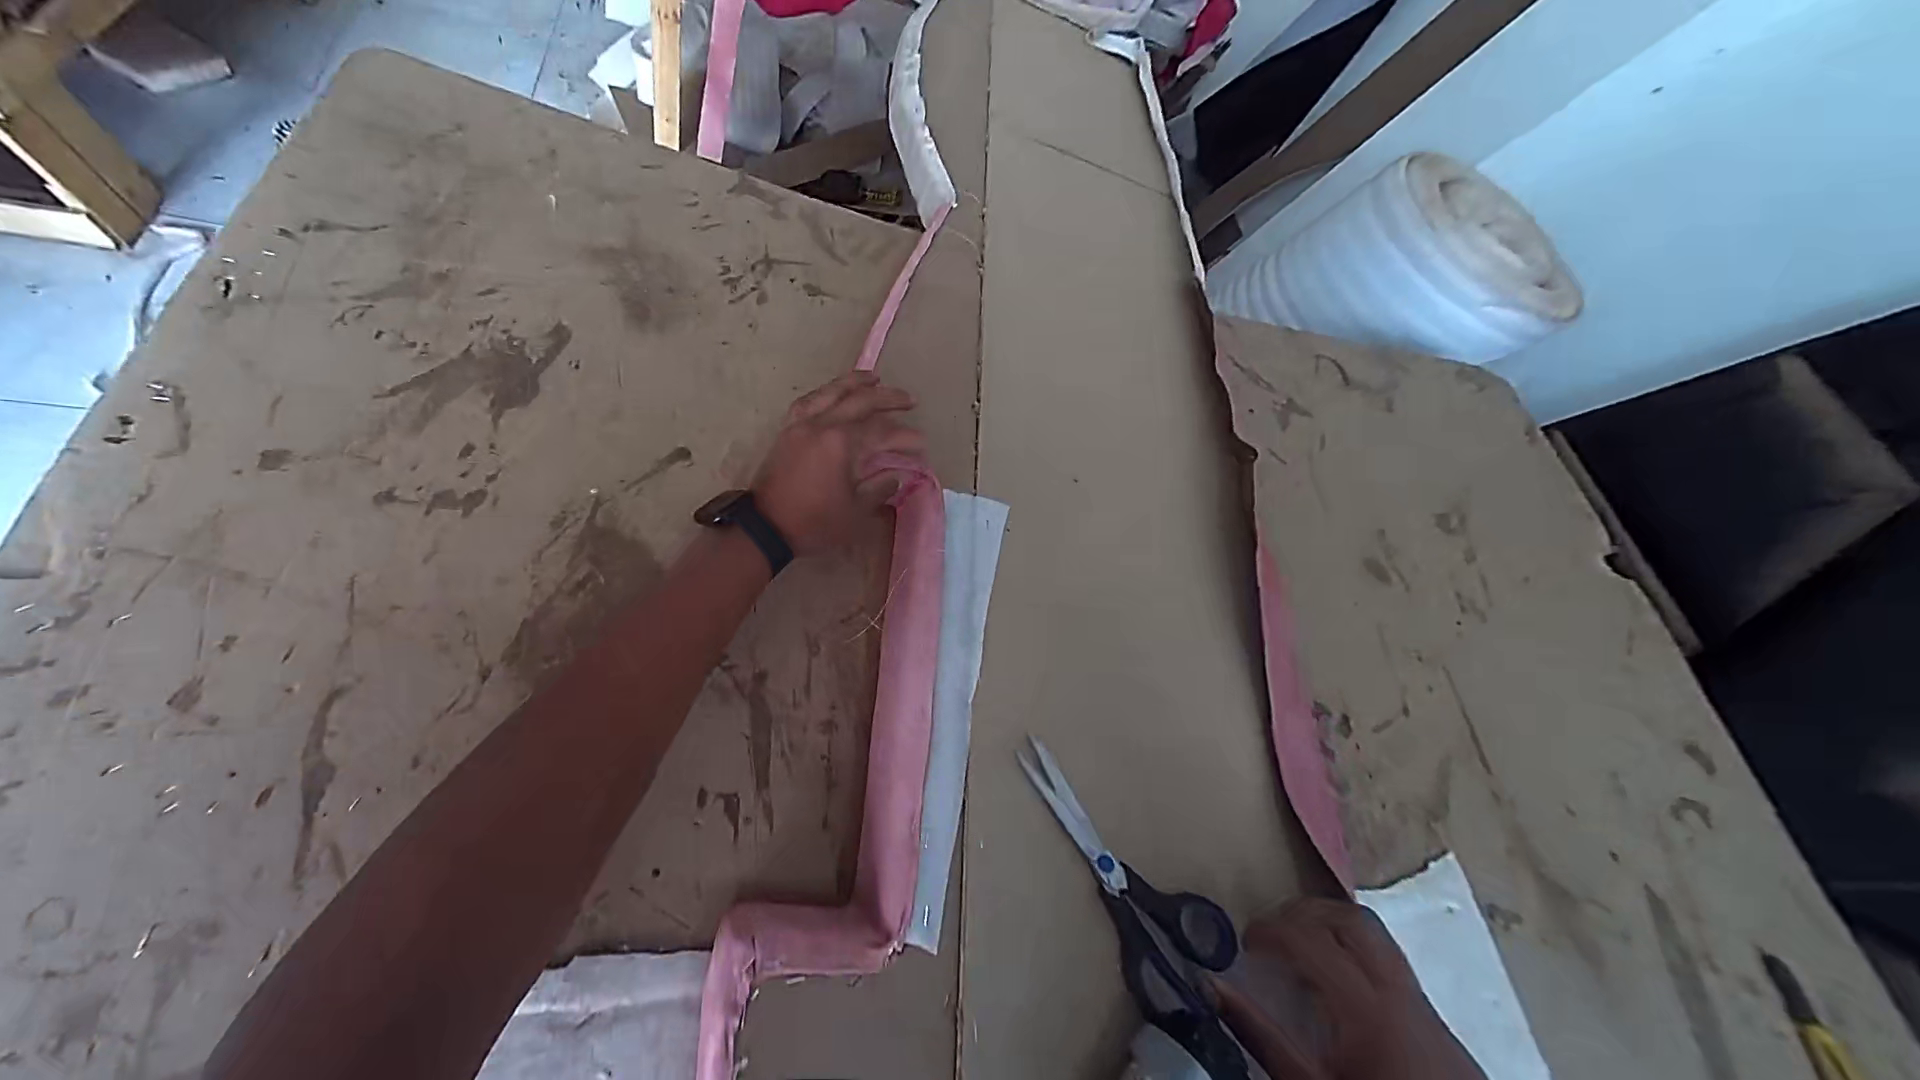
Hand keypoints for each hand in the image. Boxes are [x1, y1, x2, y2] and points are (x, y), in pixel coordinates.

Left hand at [753, 371, 925, 555]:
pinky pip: (808, 401)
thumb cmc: (814, 522)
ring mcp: (802, 424)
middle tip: (910, 400)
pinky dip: (825, 393)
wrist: (765, 527)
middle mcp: (822, 424)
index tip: (921, 444)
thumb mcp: (855, 512)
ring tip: (873, 377)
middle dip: (889, 398)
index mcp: (842, 443)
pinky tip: (833, 392)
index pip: (881, 432)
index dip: (904, 437)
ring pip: (831, 392)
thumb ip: (878, 488)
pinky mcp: (787, 431)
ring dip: (855, 382)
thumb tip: (896, 475)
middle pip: (861, 401)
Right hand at [1212, 898, 1486, 1079]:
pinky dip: (1354, 952)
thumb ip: (1260, 1034)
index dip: (1271, 929)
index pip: (1311, 939)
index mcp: (1368, 1011)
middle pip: (1351, 920)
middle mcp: (1401, 996)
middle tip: (1272, 934)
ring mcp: (1426, 1008)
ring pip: (1378, 935)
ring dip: (1331, 926)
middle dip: (1304, 914)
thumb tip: (1212, 986)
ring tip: (1299, 948)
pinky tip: (1336, 987)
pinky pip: (1391, 962)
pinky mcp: (1439, 1025)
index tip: (1246, 942)